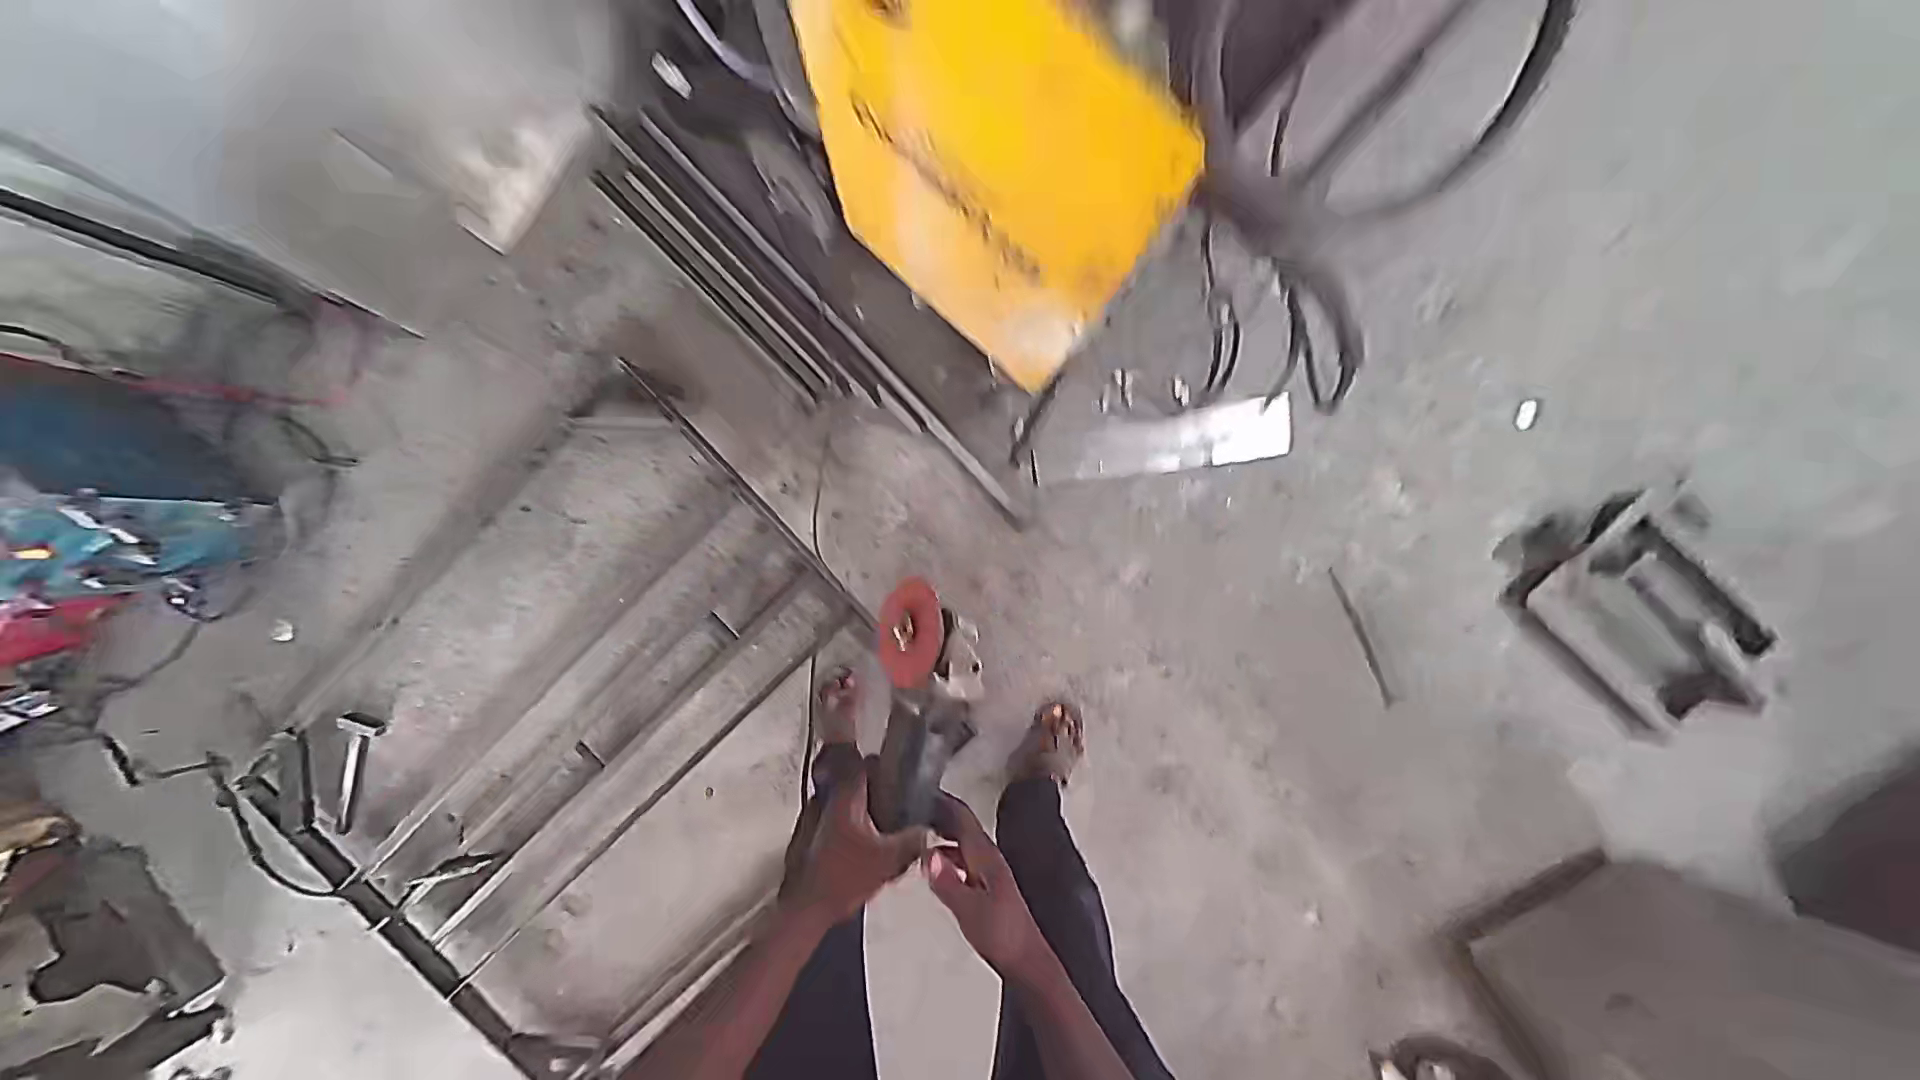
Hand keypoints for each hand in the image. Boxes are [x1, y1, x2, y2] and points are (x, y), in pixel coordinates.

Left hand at [788, 764, 928, 924]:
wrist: (805, 908)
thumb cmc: (841, 880)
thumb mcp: (888, 860)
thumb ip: (912, 841)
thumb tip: (926, 832)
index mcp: (846, 798)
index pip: (863, 763)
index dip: (880, 765)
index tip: (893, 773)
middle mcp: (826, 800)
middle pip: (851, 779)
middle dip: (871, 788)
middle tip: (889, 800)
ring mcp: (812, 817)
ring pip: (839, 799)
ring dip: (856, 806)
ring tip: (875, 823)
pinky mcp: (805, 836)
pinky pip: (829, 818)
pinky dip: (843, 823)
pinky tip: (856, 843)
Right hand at [924, 793, 1048, 978]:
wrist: (1025, 961)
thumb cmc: (1002, 936)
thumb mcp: (968, 910)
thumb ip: (947, 882)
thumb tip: (928, 854)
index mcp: (985, 856)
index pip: (962, 817)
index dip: (942, 802)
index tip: (921, 791)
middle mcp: (988, 858)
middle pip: (961, 825)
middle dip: (939, 814)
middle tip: (913, 807)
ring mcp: (988, 871)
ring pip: (961, 842)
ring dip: (941, 833)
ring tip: (918, 831)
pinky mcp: (986, 886)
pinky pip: (963, 859)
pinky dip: (946, 853)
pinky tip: (935, 865)